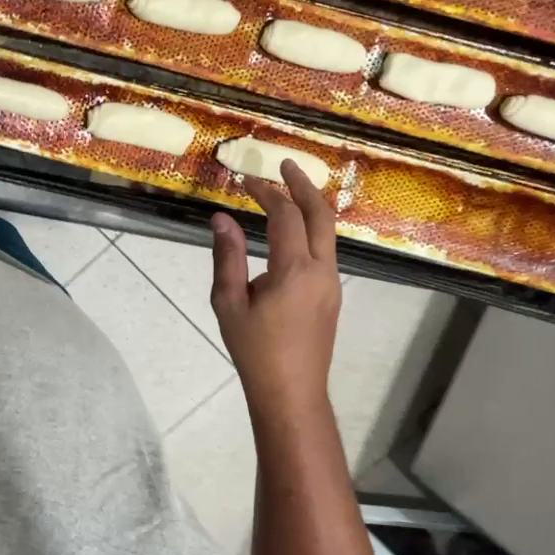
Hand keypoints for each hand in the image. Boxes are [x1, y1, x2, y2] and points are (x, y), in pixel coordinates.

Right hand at [209, 159, 340, 403]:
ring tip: (288, 189)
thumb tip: (222, 218)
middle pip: (322, 215)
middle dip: (303, 185)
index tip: (245, 178)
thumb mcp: (228, 301)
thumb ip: (227, 256)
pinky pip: (325, 248)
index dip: (267, 192)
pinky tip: (292, 228)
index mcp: (295, 270)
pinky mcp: (331, 294)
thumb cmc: (254, 348)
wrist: (291, 390)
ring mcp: (332, 283)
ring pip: (328, 232)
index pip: (285, 216)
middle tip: (284, 164)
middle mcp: (322, 270)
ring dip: (310, 205)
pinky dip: (311, 227)